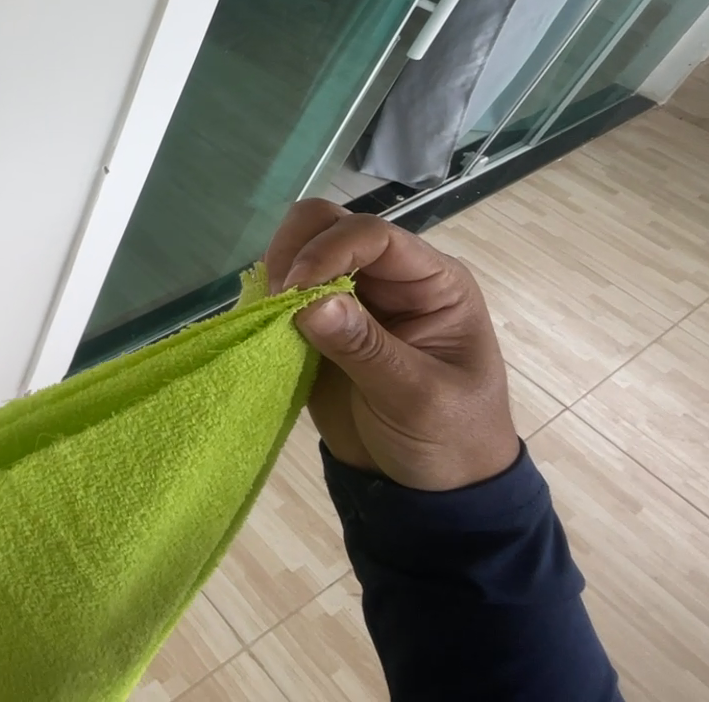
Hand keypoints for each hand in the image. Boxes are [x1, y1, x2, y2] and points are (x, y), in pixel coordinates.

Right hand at [264, 199, 519, 491]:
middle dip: (294, 252)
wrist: (419, 486)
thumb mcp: (417, 399)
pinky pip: (278, 283)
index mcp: (431, 282)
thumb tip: (310, 302)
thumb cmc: (445, 440)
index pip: (371, 234)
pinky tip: (263, 321)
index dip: (327, 251)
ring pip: (296, 245)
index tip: (293, 292)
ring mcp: (350, 294)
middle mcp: (388, 276)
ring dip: (275, 270)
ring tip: (270, 314)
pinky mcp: (314, 317)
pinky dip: (263, 295)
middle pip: (326, 224)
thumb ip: (366, 347)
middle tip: (277, 298)